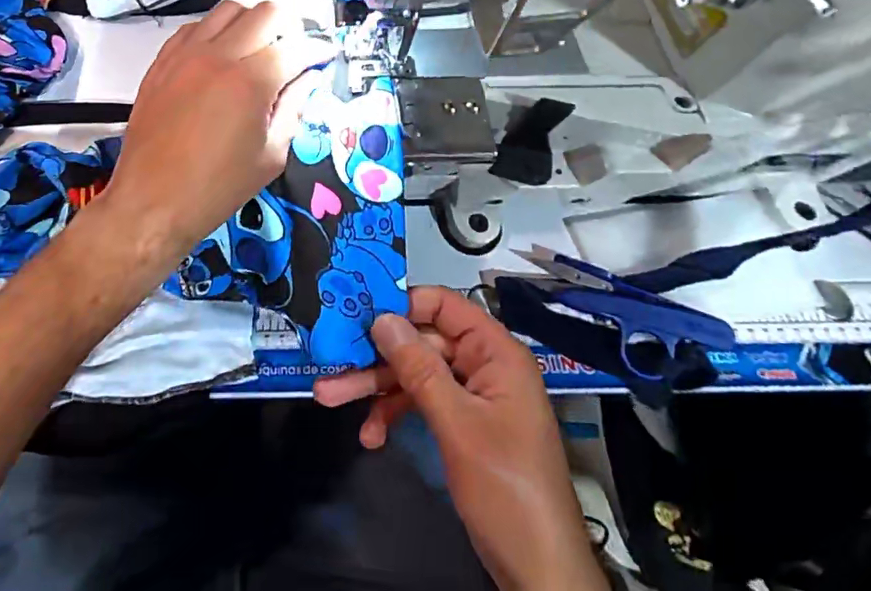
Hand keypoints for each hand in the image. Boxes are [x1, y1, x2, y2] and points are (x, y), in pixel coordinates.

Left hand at [100, 0, 334, 258]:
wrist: (152, 201)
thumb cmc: (212, 188)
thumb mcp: (271, 155)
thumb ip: (294, 108)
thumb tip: (307, 81)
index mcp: (250, 82)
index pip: (297, 46)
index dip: (318, 49)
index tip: (322, 55)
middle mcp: (218, 58)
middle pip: (266, 12)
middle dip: (289, 27)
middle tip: (294, 51)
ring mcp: (186, 55)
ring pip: (230, 8)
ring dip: (252, 22)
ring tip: (258, 49)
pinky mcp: (163, 62)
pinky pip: (195, 26)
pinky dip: (216, 32)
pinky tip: (221, 56)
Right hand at [314, 286, 603, 590]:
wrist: (540, 568)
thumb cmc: (508, 488)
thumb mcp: (458, 425)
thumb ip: (419, 368)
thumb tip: (383, 319)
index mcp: (496, 353)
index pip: (444, 306)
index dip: (402, 305)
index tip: (358, 314)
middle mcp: (484, 366)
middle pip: (422, 343)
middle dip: (376, 357)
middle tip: (331, 364)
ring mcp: (473, 396)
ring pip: (416, 375)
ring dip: (376, 389)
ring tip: (330, 397)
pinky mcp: (462, 424)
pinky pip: (422, 403)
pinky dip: (394, 414)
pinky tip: (371, 435)